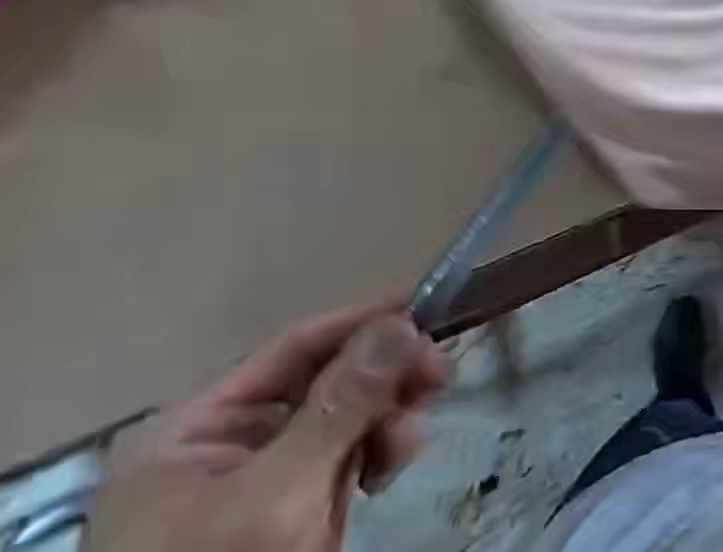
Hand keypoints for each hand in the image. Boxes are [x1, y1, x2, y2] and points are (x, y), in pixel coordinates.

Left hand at [84, 302, 452, 551]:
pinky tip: (391, 469)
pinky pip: (353, 447)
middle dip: (389, 378)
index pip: (296, 347)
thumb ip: (342, 403)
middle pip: (332, 376)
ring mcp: (264, 472)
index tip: (431, 308)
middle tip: (440, 378)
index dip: (365, 322)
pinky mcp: (296, 497)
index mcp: (199, 428)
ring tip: (408, 444)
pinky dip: (383, 448)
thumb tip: (401, 323)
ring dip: (392, 416)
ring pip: (352, 410)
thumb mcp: (284, 489)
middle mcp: (229, 440)